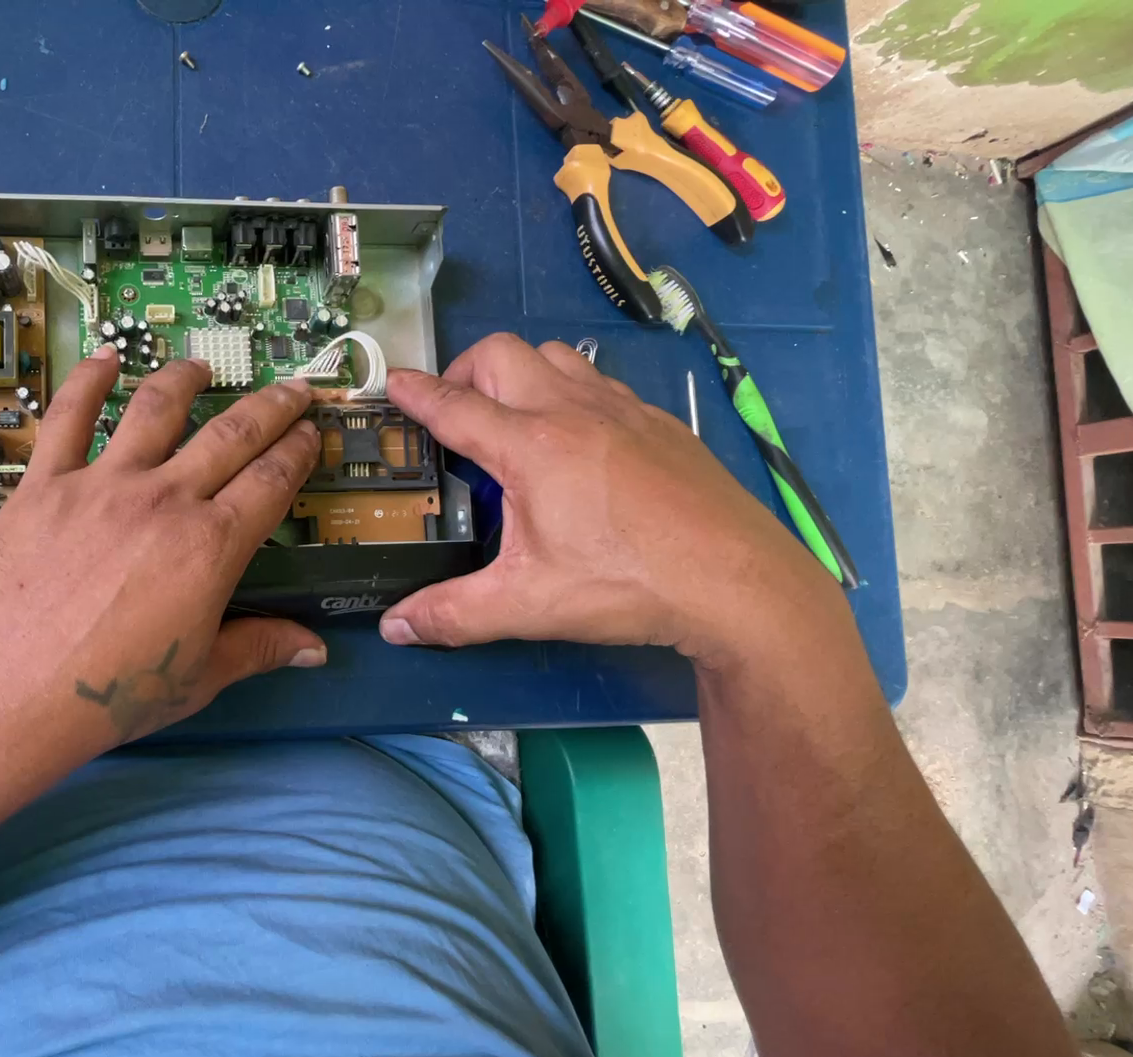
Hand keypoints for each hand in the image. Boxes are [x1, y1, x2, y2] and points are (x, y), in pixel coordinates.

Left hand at [0, 347, 326, 749]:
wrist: (17, 692)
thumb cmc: (115, 692)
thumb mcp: (201, 676)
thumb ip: (261, 648)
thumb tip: (318, 651)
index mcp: (212, 546)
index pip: (271, 482)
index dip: (297, 451)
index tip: (310, 433)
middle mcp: (165, 500)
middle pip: (231, 435)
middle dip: (270, 407)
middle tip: (291, 388)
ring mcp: (103, 484)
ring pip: (155, 410)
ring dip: (186, 381)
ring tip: (201, 368)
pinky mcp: (46, 484)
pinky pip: (69, 419)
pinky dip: (87, 382)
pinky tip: (105, 360)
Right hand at [377, 333, 843, 663]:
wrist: (743, 583)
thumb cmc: (626, 587)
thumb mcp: (526, 605)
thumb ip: (450, 614)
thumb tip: (392, 628)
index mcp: (531, 448)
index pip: (454, 406)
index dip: (414, 392)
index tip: (390, 380)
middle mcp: (572, 411)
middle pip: (499, 353)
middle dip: (461, 371)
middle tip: (453, 417)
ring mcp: (621, 409)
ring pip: (551, 356)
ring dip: (516, 374)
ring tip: (510, 421)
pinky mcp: (658, 421)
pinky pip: (596, 380)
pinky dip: (566, 391)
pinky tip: (576, 441)